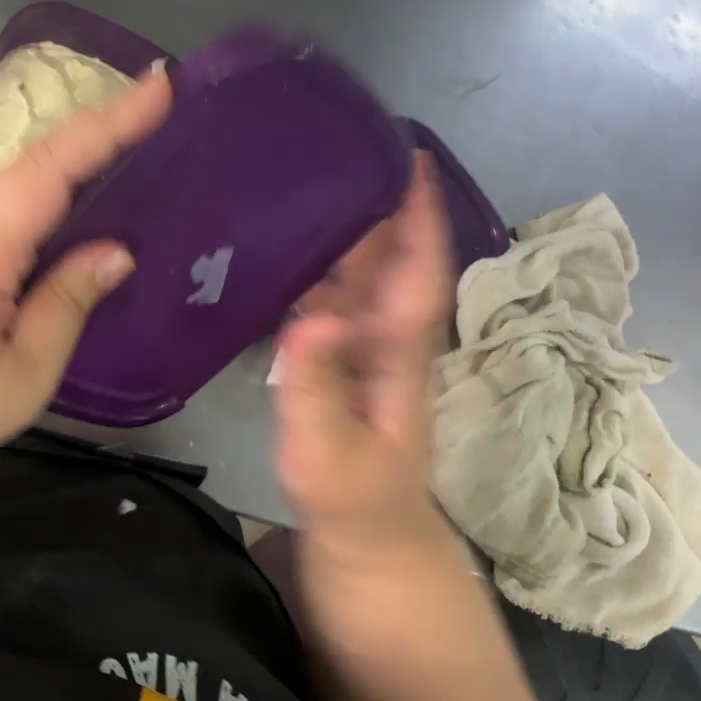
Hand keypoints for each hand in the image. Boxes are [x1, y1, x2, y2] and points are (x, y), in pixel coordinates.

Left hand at [0, 72, 172, 476]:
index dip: (106, 128)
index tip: (157, 90)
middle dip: (99, 123)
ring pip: (18, 172)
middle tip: (161, 98)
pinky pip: (6, 195)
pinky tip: (83, 178)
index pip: (48, 172)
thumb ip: (69, 304)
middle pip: (33, 159)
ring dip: (76, 145)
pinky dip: (50, 177)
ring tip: (136, 127)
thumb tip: (117, 253)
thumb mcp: (22, 373)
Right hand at [274, 154, 454, 560]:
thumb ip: (314, 387)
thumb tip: (310, 314)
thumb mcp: (326, 451)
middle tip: (334, 156)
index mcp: (396, 356)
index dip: (417, 219)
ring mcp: (362, 359)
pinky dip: (314, 278)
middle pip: (388, 267)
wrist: (367, 544)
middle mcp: (385, 346)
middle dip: (375, 211)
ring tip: (303, 194)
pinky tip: (283, 262)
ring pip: (359, 285)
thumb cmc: (351, 501)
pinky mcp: (337, 373)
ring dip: (343, 238)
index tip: (407, 159)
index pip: (415, 275)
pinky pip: (329, 309)